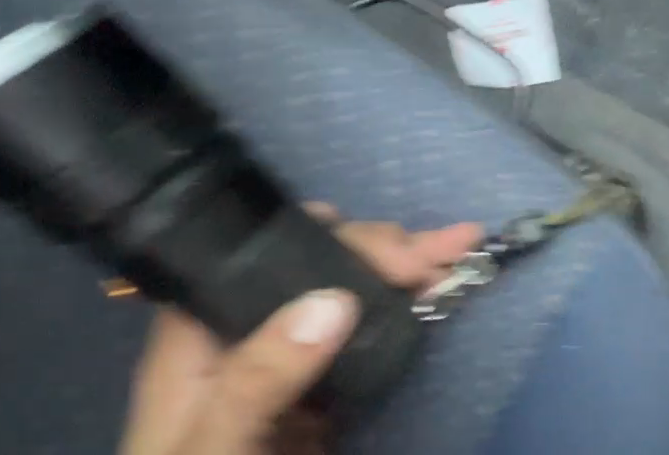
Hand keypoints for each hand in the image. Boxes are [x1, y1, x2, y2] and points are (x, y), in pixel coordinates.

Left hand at [120, 205, 482, 454]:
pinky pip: (370, 331)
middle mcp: (251, 338)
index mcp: (205, 342)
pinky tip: (443, 288)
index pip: (264, 258)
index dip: (326, 235)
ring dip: (409, 266)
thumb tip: (334, 299)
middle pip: (322, 267)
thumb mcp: (215, 450)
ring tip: (464, 246)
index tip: (387, 245)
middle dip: (388, 249)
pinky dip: (409, 305)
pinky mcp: (324, 389)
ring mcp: (291, 363)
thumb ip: (260, 381)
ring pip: (354, 292)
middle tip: (450, 247)